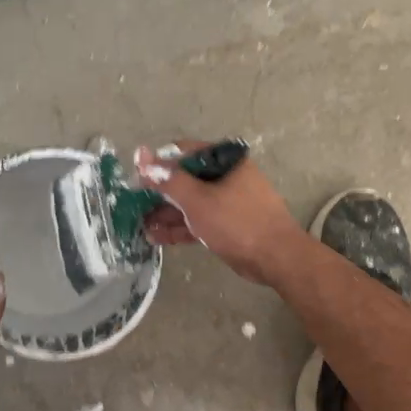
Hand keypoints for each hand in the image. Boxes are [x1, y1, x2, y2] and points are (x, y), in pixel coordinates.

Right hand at [137, 141, 302, 283]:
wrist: (276, 258)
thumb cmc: (237, 222)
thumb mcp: (198, 200)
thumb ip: (168, 179)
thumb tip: (142, 156)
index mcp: (224, 161)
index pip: (183, 152)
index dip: (158, 164)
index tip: (137, 179)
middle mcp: (225, 177)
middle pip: (185, 179)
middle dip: (158, 194)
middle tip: (134, 206)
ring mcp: (227, 201)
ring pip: (189, 203)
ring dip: (165, 214)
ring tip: (140, 226)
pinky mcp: (227, 224)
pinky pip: (198, 220)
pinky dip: (179, 227)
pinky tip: (156, 237)